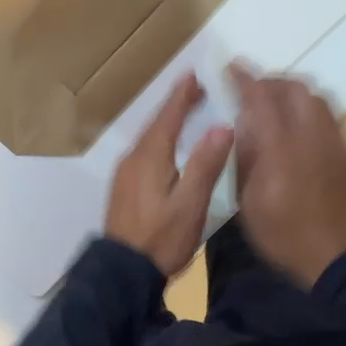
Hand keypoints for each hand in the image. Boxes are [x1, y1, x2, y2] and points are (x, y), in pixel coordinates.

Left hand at [104, 73, 234, 276]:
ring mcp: (125, 173)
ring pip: (149, 138)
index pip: (168, 116)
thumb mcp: (190, 203)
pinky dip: (160, 139)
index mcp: (149, 156)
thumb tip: (223, 127)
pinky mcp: (124, 188)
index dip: (182, 95)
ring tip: (187, 113)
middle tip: (197, 89)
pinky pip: (144, 151)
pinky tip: (170, 147)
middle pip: (156, 124)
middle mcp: (133, 158)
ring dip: (168, 122)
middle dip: (176, 105)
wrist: (123, 271)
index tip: (193, 74)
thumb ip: (205, 164)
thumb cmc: (161, 238)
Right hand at [228, 63, 345, 287]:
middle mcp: (313, 137)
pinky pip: (332, 122)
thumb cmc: (287, 238)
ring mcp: (339, 145)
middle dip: (273, 81)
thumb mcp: (250, 203)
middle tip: (255, 91)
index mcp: (281, 148)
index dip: (246, 78)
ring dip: (295, 96)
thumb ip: (246, 157)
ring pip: (319, 101)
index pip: (262, 98)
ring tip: (279, 110)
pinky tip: (301, 139)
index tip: (233, 67)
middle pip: (296, 88)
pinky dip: (311, 117)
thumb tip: (244, 123)